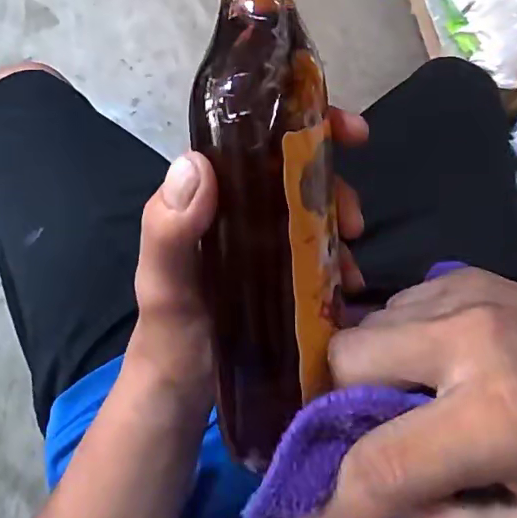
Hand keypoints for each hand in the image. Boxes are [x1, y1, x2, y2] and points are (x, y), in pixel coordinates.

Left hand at [129, 110, 370, 394]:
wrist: (181, 394)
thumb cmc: (168, 334)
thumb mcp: (163, 284)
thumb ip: (169, 229)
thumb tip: (196, 161)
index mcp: (206, 193)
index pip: (253, 137)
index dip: (302, 123)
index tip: (347, 130)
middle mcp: (236, 205)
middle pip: (294, 170)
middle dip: (332, 183)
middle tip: (354, 220)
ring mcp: (261, 236)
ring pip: (311, 207)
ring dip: (340, 222)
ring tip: (351, 264)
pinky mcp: (280, 268)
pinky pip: (318, 248)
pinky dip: (339, 259)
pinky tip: (349, 285)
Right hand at [298, 268, 516, 517]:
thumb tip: (385, 502)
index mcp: (503, 414)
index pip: (385, 461)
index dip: (336, 498)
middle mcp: (474, 335)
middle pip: (349, 358)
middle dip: (341, 408)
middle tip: (366, 444)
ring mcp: (468, 293)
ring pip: (367, 327)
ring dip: (370, 373)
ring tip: (410, 409)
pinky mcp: (466, 275)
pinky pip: (396, 308)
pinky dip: (397, 345)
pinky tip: (434, 371)